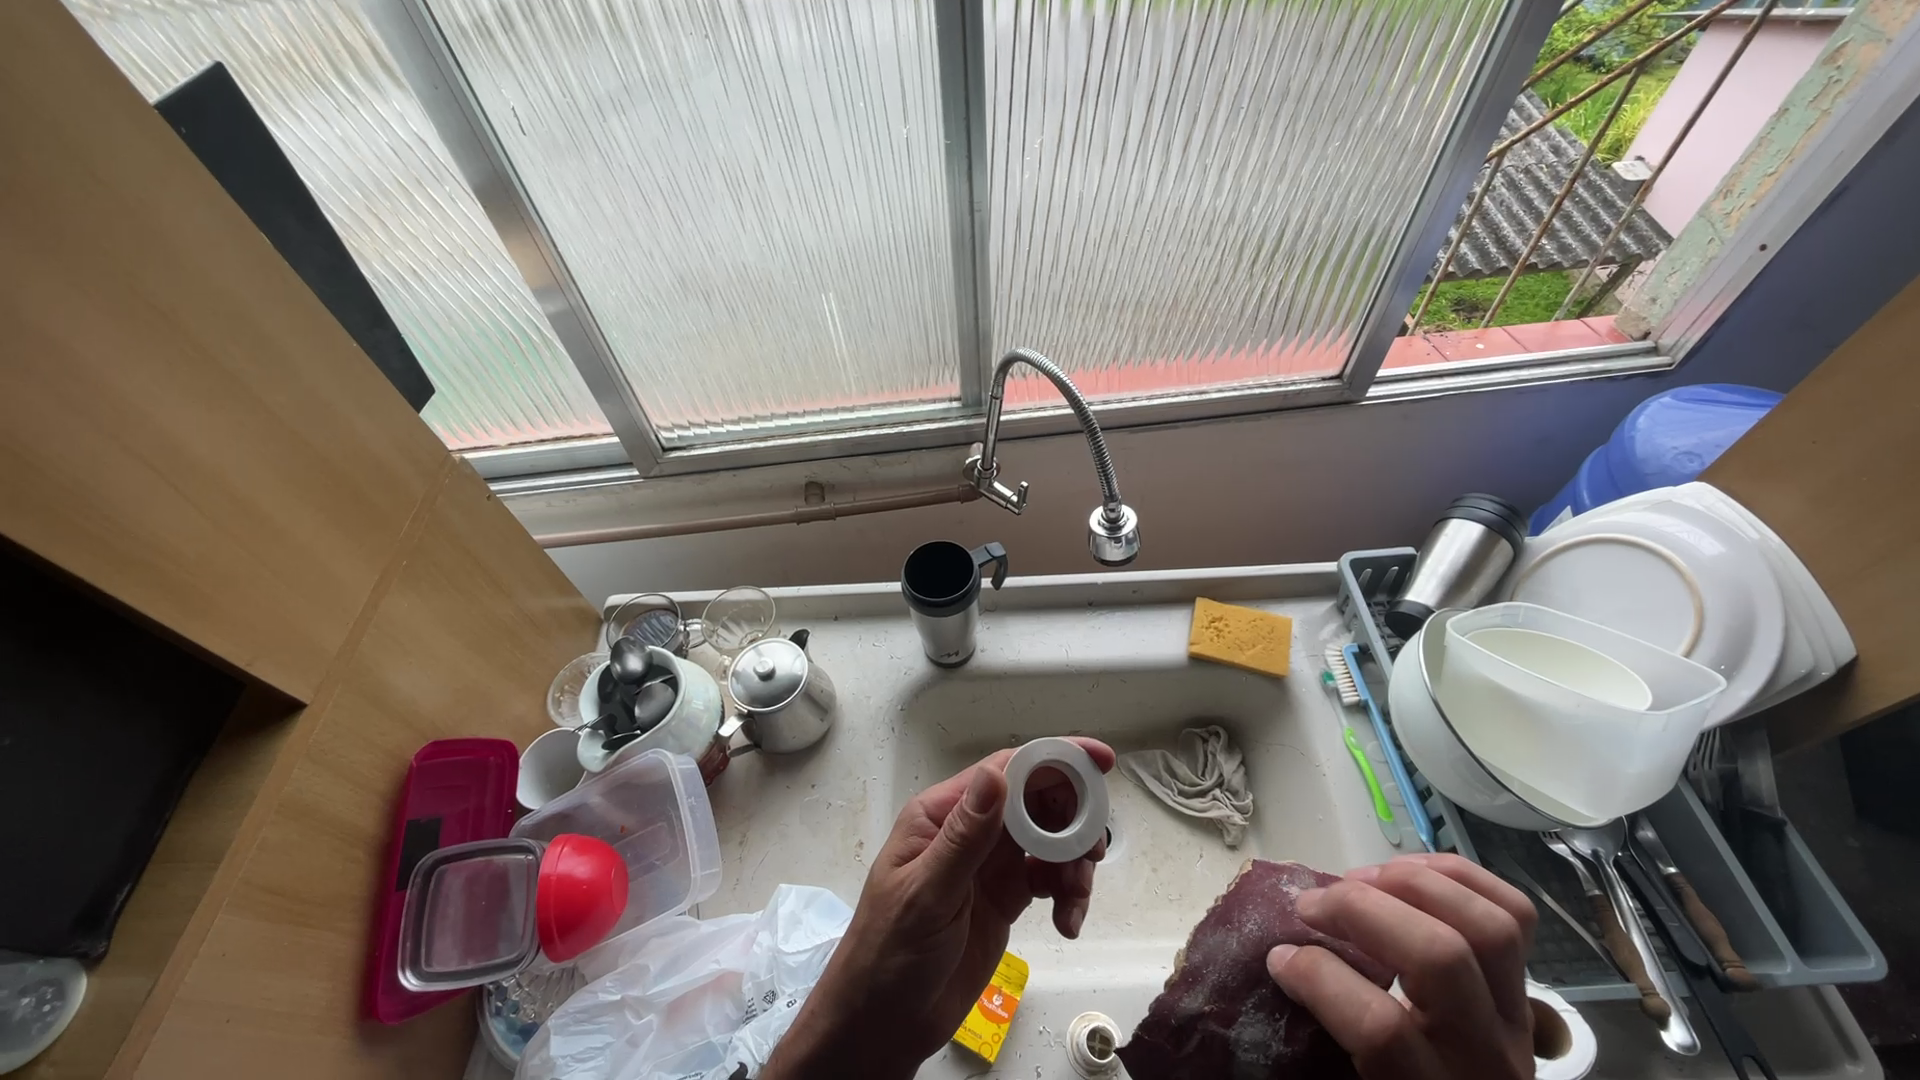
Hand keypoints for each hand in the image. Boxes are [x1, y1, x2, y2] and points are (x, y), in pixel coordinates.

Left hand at [762, 738, 1114, 1079]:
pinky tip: (1067, 923)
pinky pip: (1049, 879)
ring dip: (1074, 863)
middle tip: (1092, 852)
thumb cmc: (890, 953)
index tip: (1101, 762)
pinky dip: (1067, 894)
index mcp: (942, 814)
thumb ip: (965, 837)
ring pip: (1049, 840)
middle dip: (1073, 819)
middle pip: (1036, 801)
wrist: (885, 1022)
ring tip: (1075, 900)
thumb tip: (996, 775)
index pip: (1006, 771)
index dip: (1055, 761)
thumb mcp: (927, 894)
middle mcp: (970, 830)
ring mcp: (989, 864)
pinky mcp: (1006, 898)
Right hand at [1267, 853, 1538, 1079]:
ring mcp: (1515, 1016)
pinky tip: (1408, 872)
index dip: (1318, 978)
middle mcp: (1485, 1054)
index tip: (1279, 957)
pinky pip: (1515, 914)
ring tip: (1359, 880)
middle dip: (1361, 908)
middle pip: (1439, 956)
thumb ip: (1326, 1030)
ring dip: (1413, 883)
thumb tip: (1280, 959)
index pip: (1381, 1028)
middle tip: (1311, 904)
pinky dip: (1459, 878)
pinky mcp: (1526, 987)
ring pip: (1487, 926)